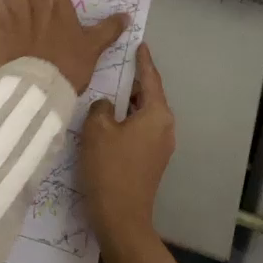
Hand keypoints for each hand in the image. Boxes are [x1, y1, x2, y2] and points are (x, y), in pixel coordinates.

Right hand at [81, 43, 174, 242]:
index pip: (151, 78)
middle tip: (117, 65)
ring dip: (129, 103)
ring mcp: (161, 146)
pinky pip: (141, 129)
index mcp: (157, 114)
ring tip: (109, 91)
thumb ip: (102, 106)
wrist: (121, 219)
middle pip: (149, 95)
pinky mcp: (152, 161)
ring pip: (144, 114)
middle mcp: (165, 127)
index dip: (143, 60)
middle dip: (134, 82)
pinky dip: (128, 120)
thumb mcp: (98, 129)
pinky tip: (110, 121)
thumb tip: (108, 106)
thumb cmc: (110, 168)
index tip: (141, 44)